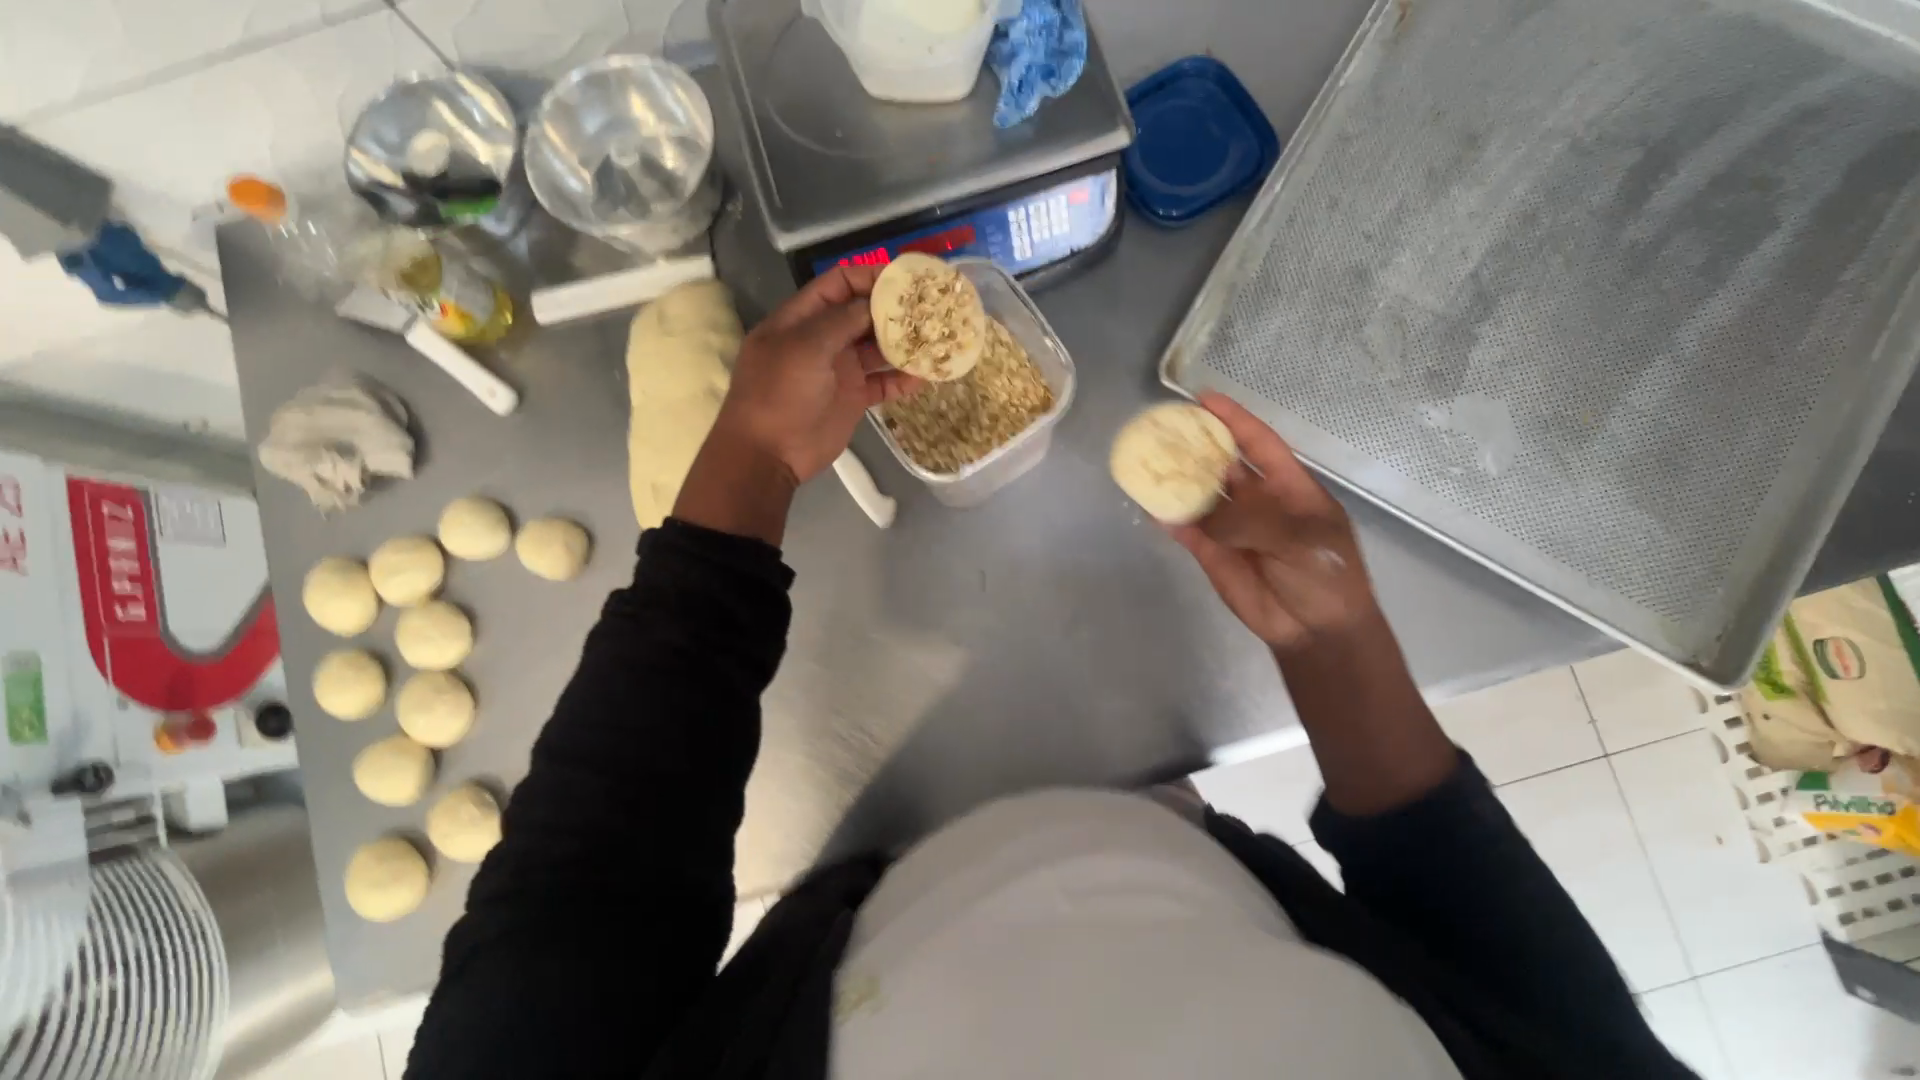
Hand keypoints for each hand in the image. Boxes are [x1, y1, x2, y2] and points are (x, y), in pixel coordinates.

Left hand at [674, 267, 920, 545]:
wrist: (769, 454)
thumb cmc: (779, 393)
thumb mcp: (805, 347)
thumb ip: (841, 319)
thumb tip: (876, 302)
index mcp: (802, 319)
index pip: (839, 284)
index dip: (871, 276)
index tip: (906, 279)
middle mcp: (822, 339)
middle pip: (863, 313)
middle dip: (895, 309)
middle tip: (931, 308)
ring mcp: (839, 369)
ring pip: (878, 348)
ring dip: (905, 343)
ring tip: (937, 338)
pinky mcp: (853, 398)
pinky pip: (883, 382)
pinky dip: (903, 379)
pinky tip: (926, 376)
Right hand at [1168, 393, 1382, 655]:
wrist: (1317, 629)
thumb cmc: (1324, 573)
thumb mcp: (1299, 538)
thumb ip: (1250, 519)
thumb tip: (1198, 514)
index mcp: (1289, 486)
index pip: (1259, 443)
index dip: (1234, 420)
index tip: (1204, 399)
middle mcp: (1257, 500)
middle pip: (1222, 464)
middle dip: (1196, 446)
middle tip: (1163, 429)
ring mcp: (1232, 526)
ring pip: (1199, 495)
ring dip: (1176, 480)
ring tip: (1147, 461)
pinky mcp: (1212, 553)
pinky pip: (1186, 529)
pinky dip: (1168, 517)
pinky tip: (1148, 505)